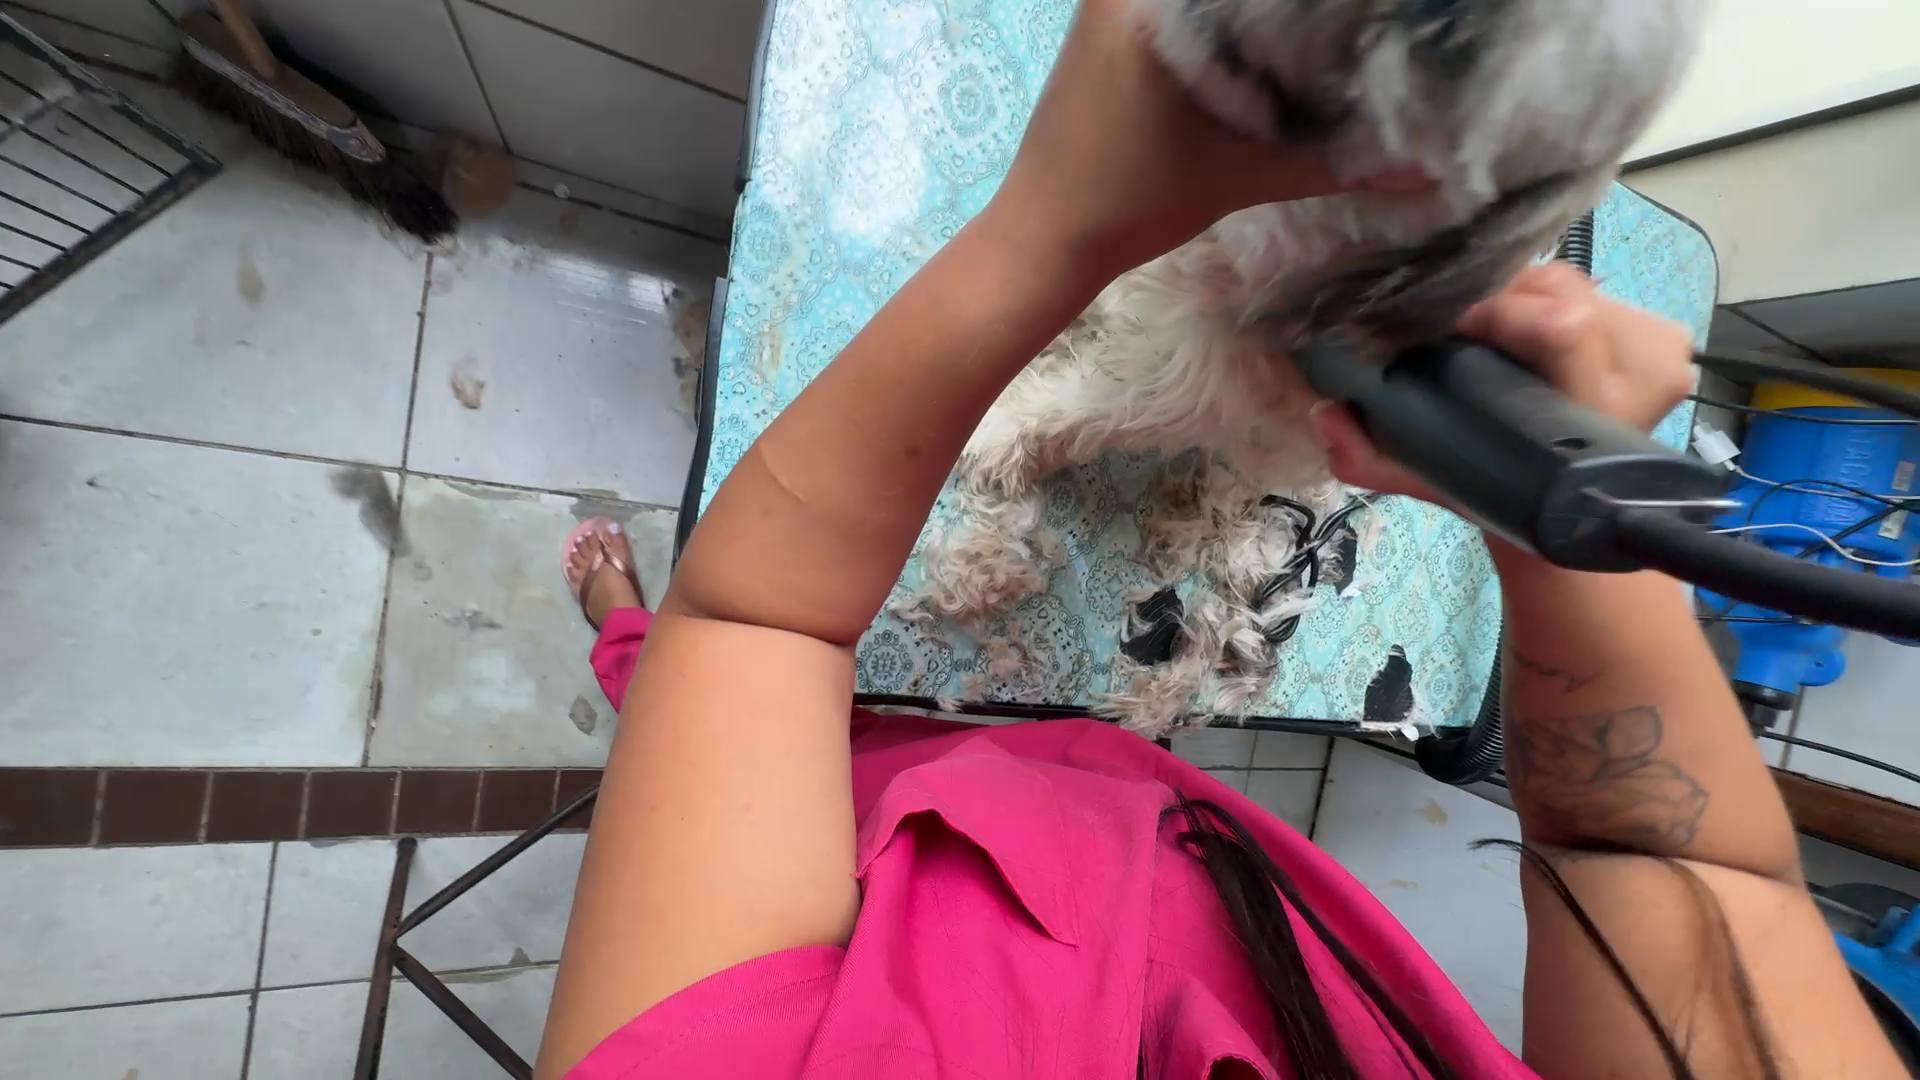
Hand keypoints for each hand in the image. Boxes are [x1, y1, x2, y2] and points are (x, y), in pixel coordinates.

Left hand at [987, 0, 1424, 283]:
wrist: (1043, 240)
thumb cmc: (1127, 208)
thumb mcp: (1237, 178)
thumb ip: (1333, 160)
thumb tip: (1428, 167)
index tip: (1373, 5)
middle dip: (1296, 3)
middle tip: (1357, 14)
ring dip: (1258, 5)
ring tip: (1321, 20)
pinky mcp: (1107, 19)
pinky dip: (1222, 8)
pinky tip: (1262, 27)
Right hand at [1312, 263, 1695, 507]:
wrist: (1558, 508)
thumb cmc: (1489, 493)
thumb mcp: (1418, 482)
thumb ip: (1363, 456)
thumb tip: (1325, 409)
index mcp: (1593, 415)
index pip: (1560, 327)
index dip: (1493, 314)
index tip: (1439, 328)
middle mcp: (1642, 374)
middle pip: (1564, 292)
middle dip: (1496, 299)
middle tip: (1451, 326)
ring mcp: (1662, 352)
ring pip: (1576, 284)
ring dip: (1515, 296)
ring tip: (1477, 325)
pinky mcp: (1664, 337)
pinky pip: (1593, 290)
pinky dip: (1541, 298)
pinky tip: (1513, 323)